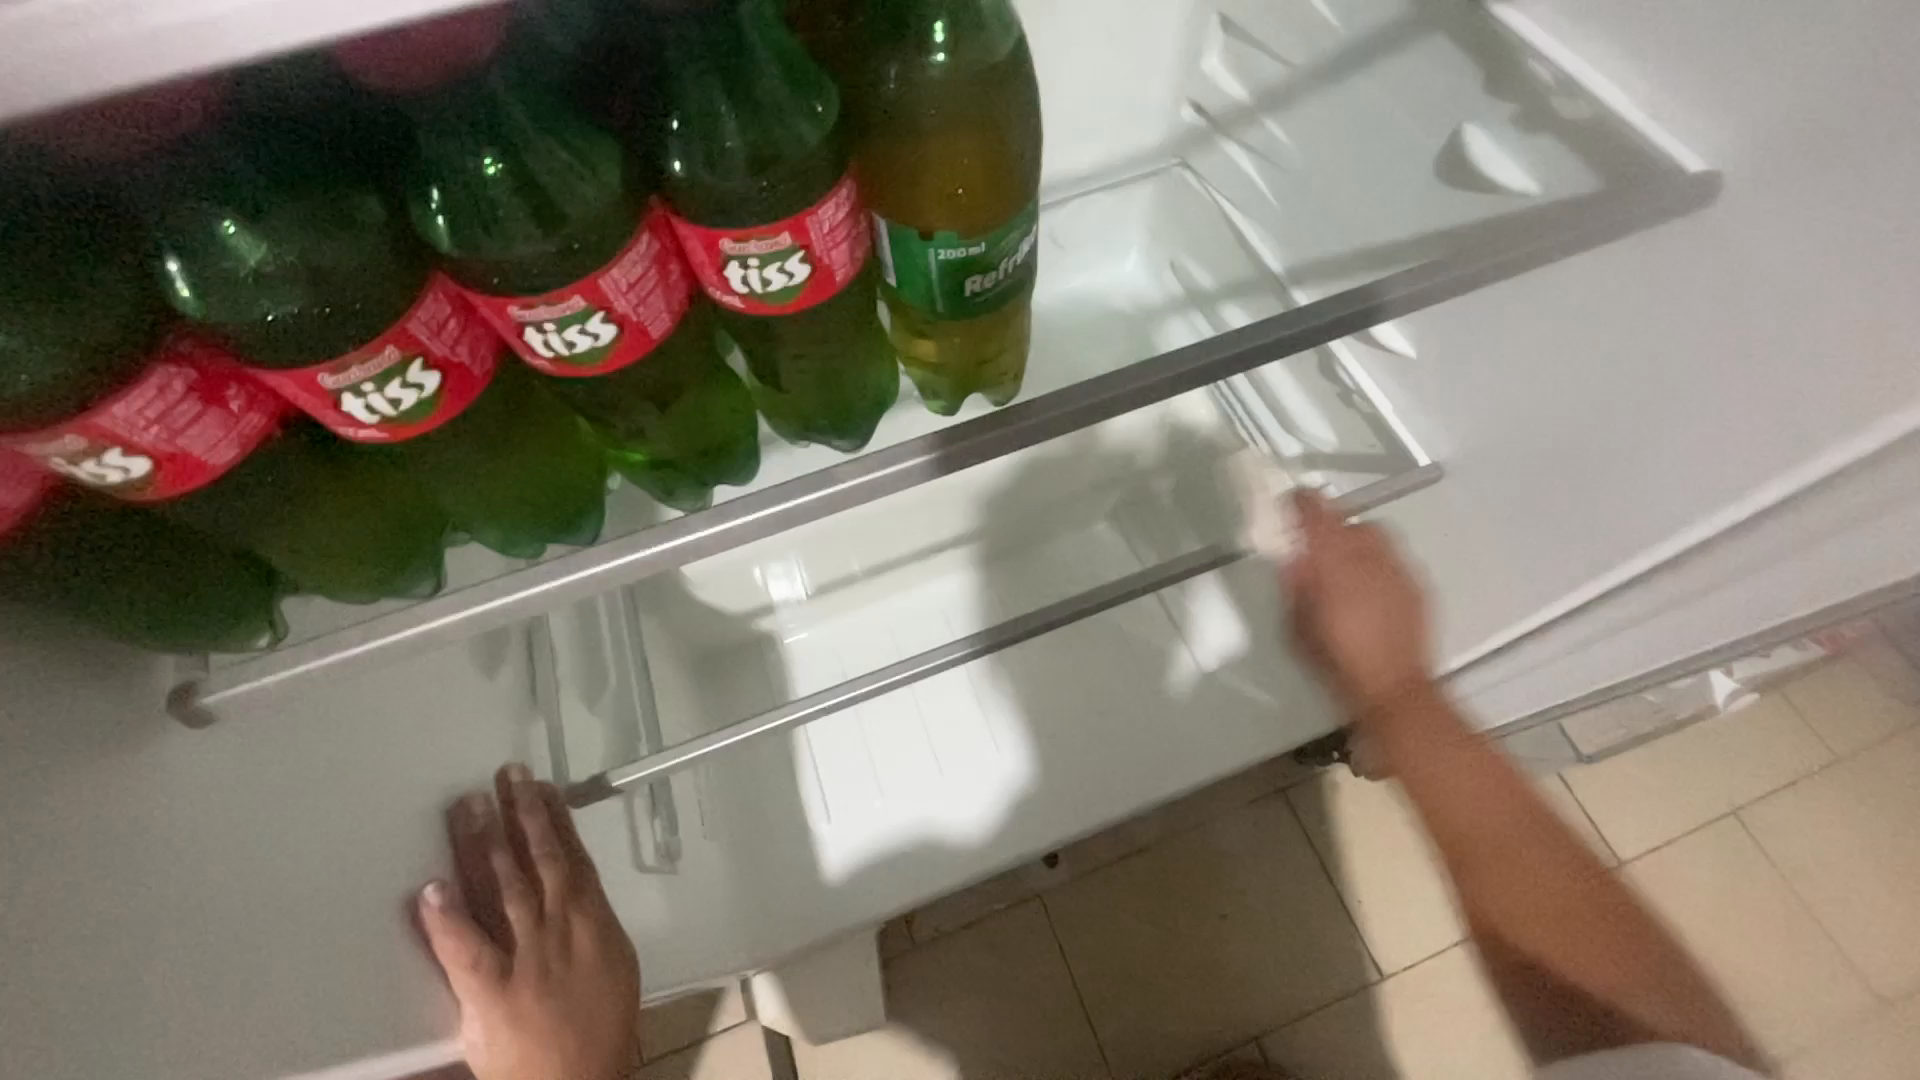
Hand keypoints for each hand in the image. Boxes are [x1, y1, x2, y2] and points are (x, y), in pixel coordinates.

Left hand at [418, 764, 641, 1079]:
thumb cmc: (601, 1028)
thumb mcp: (614, 966)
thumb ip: (590, 927)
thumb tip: (575, 895)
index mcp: (595, 920)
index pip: (573, 858)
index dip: (556, 821)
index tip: (542, 789)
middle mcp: (562, 926)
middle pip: (538, 859)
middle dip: (521, 814)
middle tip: (506, 776)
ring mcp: (526, 956)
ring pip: (503, 887)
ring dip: (486, 843)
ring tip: (470, 806)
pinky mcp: (490, 992)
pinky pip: (465, 948)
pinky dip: (447, 917)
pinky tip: (430, 888)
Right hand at [1280, 488, 1435, 726]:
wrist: (1393, 691)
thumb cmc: (1335, 662)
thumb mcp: (1297, 625)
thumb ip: (1295, 585)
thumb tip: (1292, 557)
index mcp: (1332, 564)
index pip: (1316, 514)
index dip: (1302, 502)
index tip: (1290, 500)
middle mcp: (1369, 558)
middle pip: (1350, 520)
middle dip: (1332, 523)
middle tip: (1315, 542)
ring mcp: (1399, 570)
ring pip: (1376, 535)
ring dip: (1356, 540)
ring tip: (1344, 564)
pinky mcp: (1418, 586)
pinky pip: (1394, 559)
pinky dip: (1377, 561)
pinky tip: (1369, 587)